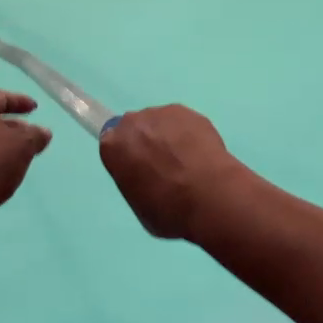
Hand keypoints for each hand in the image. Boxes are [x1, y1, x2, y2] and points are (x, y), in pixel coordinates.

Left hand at [0, 90, 52, 217]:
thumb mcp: (22, 146)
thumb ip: (35, 136)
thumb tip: (43, 132)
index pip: (0, 97)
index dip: (20, 101)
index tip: (35, 108)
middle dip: (13, 125)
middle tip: (30, 135)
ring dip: (3, 144)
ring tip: (19, 157)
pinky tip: (1, 173)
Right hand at [99, 105, 254, 240]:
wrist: (209, 196)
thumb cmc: (169, 211)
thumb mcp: (139, 205)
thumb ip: (135, 181)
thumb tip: (146, 176)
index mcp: (113, 147)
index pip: (113, 145)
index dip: (127, 158)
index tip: (139, 170)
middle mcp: (132, 123)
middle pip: (134, 129)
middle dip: (145, 142)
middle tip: (163, 166)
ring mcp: (160, 113)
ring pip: (159, 123)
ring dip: (167, 138)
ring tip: (187, 162)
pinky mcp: (185, 111)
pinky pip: (182, 122)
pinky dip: (188, 134)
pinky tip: (201, 155)